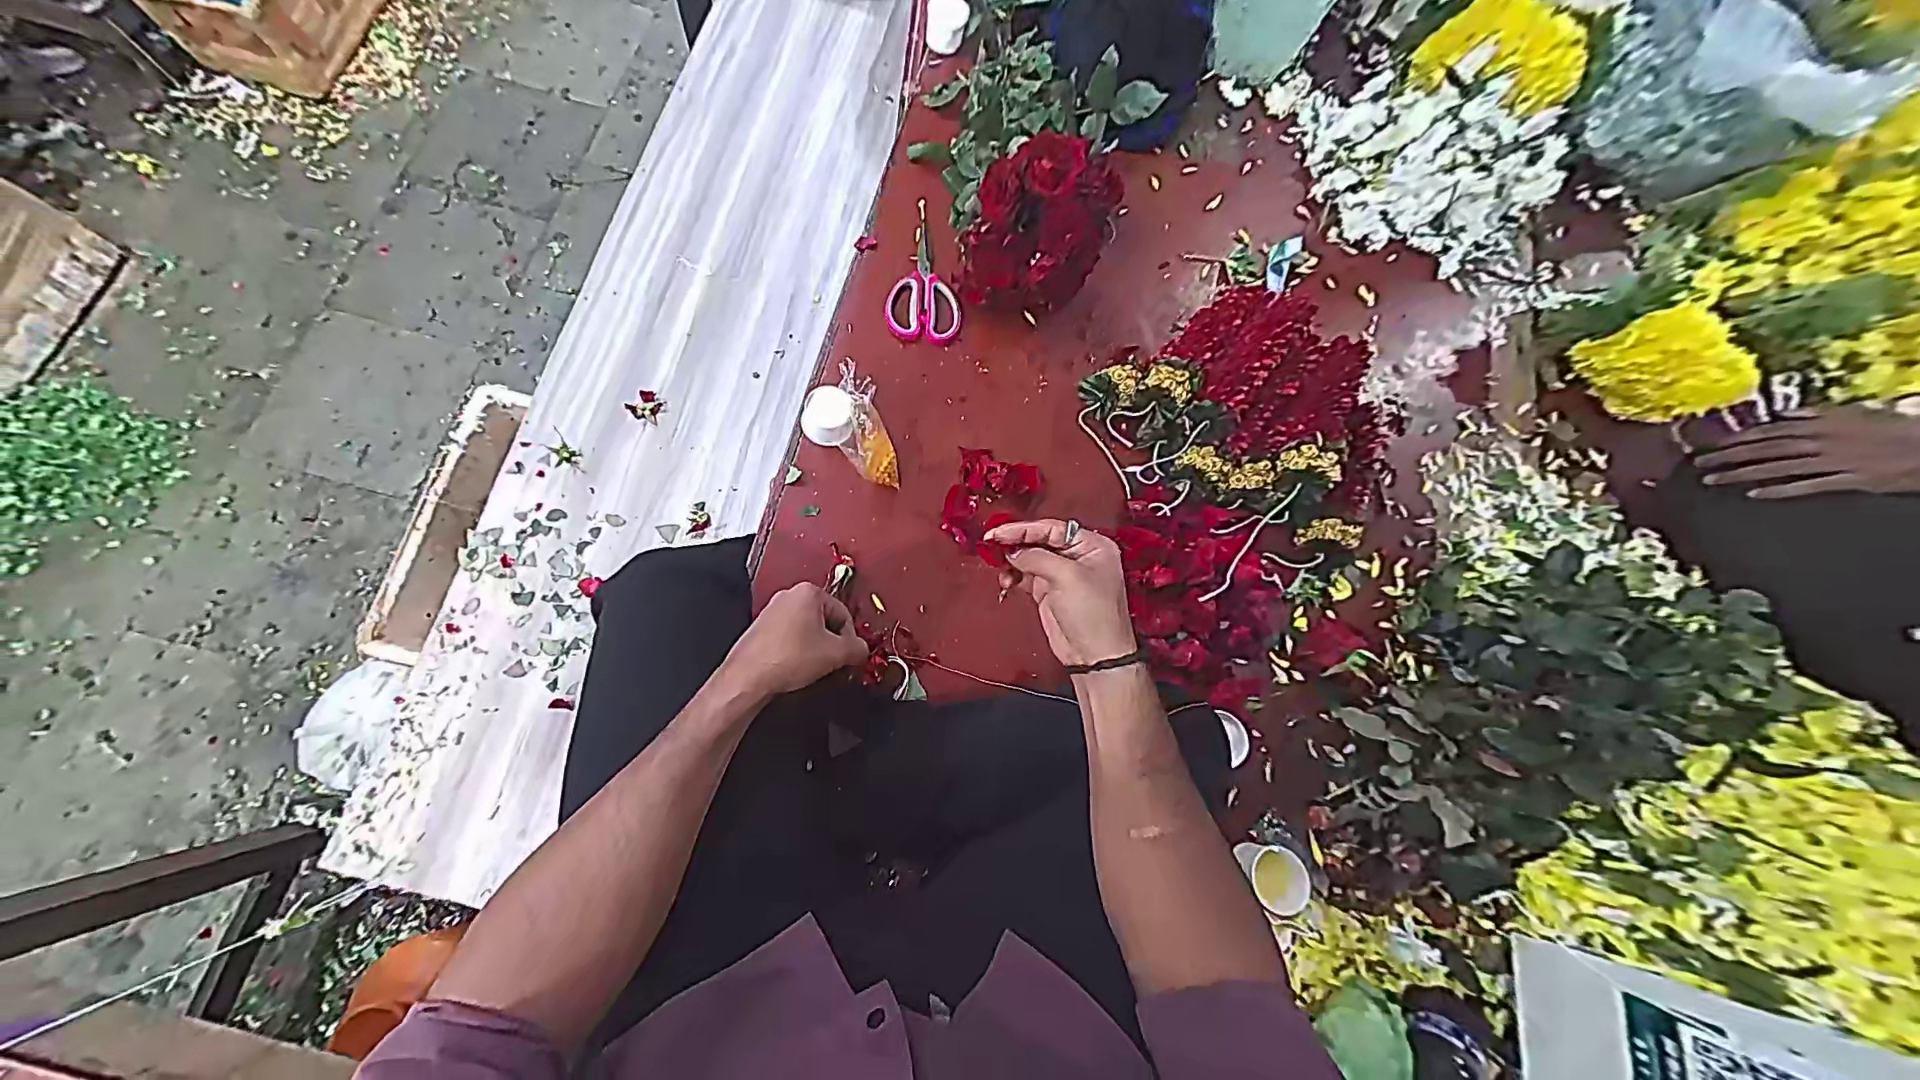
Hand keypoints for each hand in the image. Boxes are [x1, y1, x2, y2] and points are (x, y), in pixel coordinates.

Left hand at [718, 582, 868, 699]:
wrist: (748, 677)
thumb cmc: (789, 658)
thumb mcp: (836, 654)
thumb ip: (857, 648)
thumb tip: (862, 649)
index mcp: (809, 592)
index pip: (844, 614)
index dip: (850, 638)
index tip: (849, 655)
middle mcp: (789, 595)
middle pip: (825, 620)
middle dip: (832, 642)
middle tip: (833, 662)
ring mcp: (773, 610)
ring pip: (808, 629)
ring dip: (815, 647)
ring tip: (813, 666)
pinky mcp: (762, 627)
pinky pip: (790, 636)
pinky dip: (798, 650)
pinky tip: (795, 666)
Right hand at [985, 519, 1136, 668]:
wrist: (1094, 656)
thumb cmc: (1094, 615)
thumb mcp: (1067, 577)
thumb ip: (1037, 558)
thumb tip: (1013, 550)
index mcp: (1092, 545)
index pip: (1052, 528)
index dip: (1024, 529)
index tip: (1000, 532)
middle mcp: (1078, 556)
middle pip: (1040, 540)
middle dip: (1016, 542)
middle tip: (992, 543)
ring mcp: (1062, 574)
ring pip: (1030, 557)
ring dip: (1012, 561)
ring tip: (999, 565)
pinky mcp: (1049, 590)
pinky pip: (1025, 575)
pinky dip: (1013, 575)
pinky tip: (1006, 580)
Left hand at [1694, 404, 1919, 498]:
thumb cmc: (1906, 426)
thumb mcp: (1864, 412)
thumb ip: (1824, 414)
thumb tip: (1790, 415)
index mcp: (1829, 422)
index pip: (1773, 430)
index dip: (1740, 438)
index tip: (1714, 445)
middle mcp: (1828, 440)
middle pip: (1767, 449)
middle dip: (1729, 456)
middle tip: (1699, 463)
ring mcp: (1840, 461)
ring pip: (1779, 467)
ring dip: (1742, 474)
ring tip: (1712, 479)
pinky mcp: (1856, 479)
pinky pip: (1810, 485)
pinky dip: (1781, 489)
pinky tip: (1754, 494)